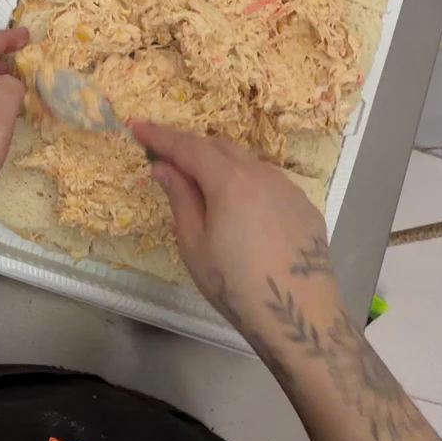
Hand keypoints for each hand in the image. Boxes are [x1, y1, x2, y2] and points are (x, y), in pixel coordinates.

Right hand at [129, 122, 338, 324]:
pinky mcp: (304, 206)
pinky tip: (239, 211)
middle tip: (166, 162)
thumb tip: (164, 167)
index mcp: (230, 181)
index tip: (137, 126)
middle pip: (219, 147)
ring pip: (246, 162)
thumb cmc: (235, 284)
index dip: (160, 136)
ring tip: (201, 189)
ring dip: (219, 165)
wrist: (299, 314)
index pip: (188, 147)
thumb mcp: (194, 244)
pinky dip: (245, 183)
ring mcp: (288, 188)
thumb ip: (180, 198)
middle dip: (190, 148)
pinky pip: (267, 182)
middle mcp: (263, 173)